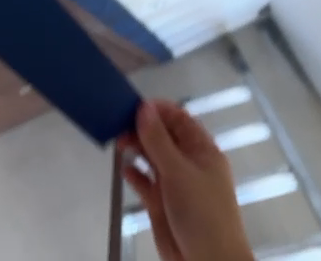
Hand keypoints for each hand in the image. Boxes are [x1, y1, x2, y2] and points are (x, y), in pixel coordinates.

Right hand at [122, 101, 254, 260]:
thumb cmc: (201, 213)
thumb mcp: (179, 172)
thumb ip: (158, 140)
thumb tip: (143, 107)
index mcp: (202, 151)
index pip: (179, 119)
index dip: (159, 110)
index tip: (134, 106)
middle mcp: (188, 163)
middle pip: (163, 136)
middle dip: (142, 128)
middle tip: (119, 124)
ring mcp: (175, 183)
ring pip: (152, 156)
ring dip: (136, 147)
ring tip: (118, 143)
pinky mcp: (162, 203)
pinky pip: (145, 181)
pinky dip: (134, 173)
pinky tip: (124, 169)